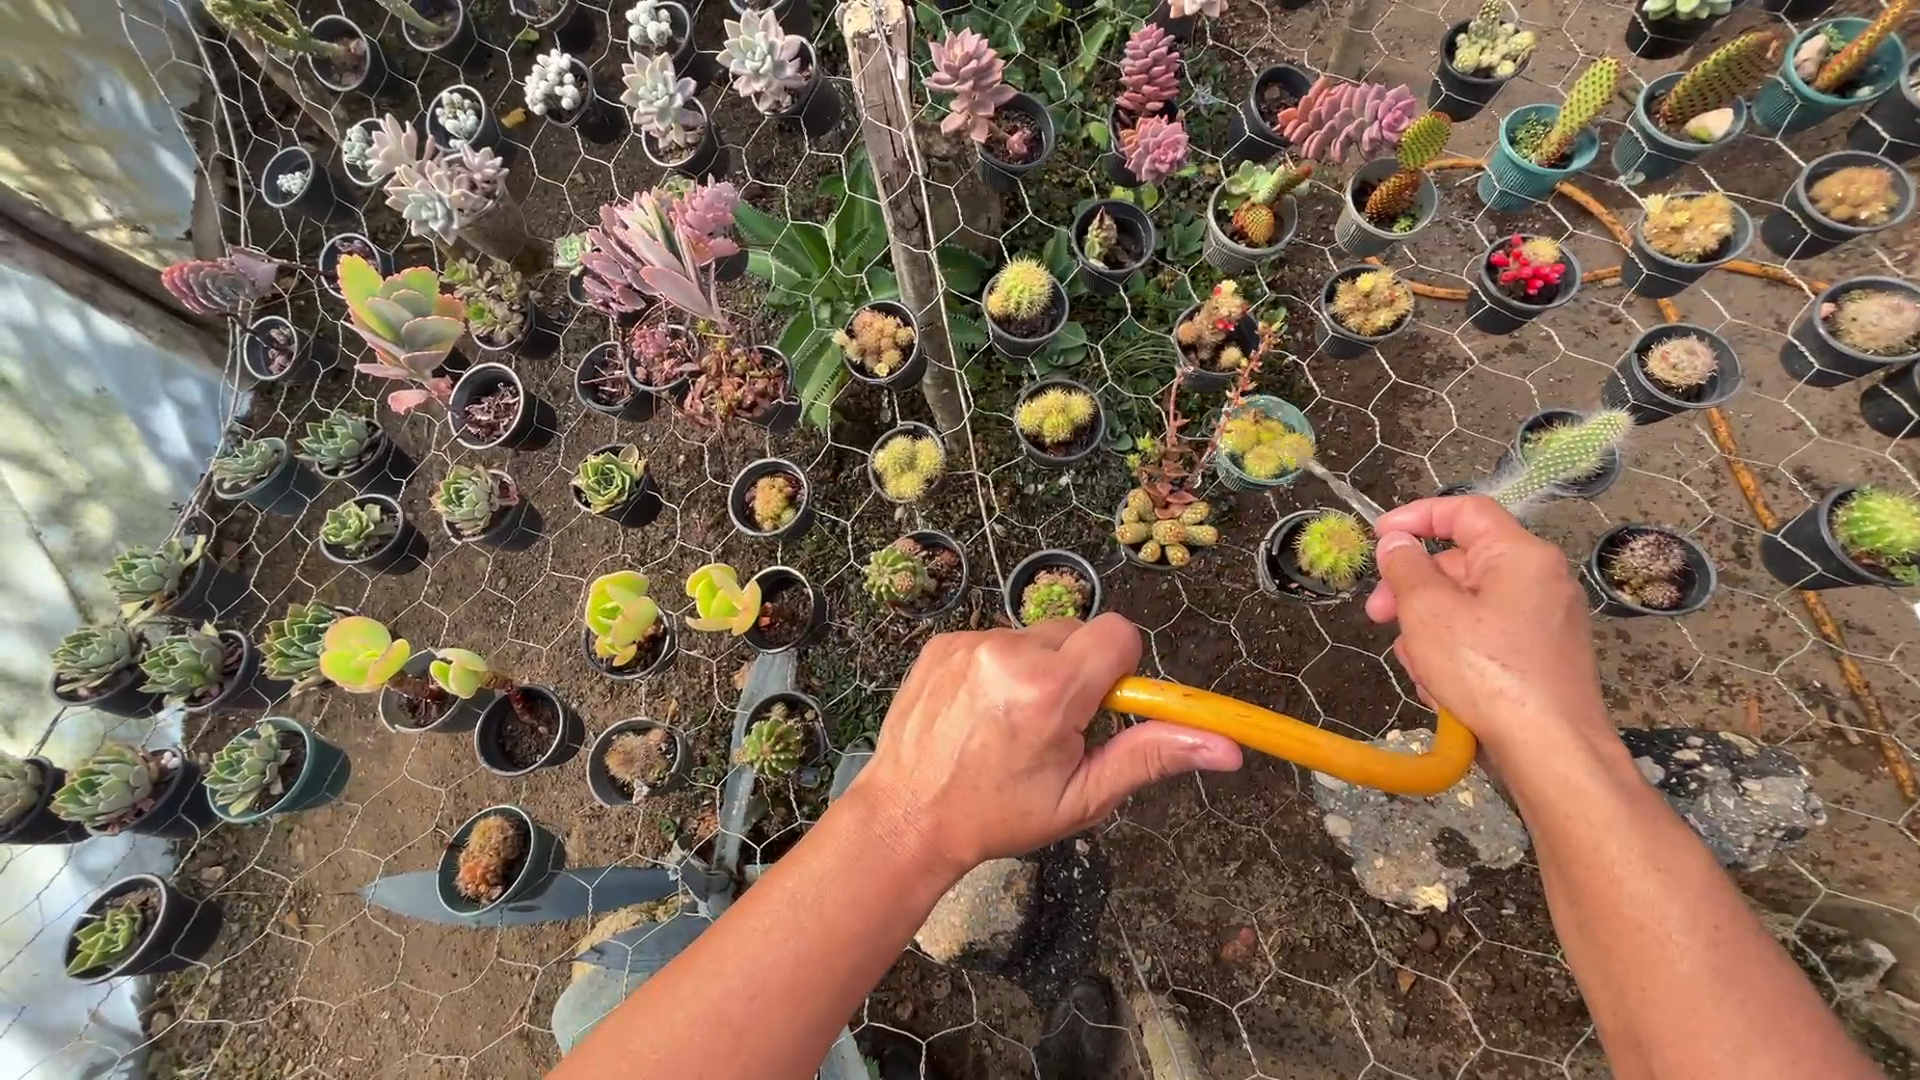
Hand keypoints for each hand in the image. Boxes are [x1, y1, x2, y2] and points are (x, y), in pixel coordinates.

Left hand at [848, 614, 1242, 880]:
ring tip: (1010, 719)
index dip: (1121, 665)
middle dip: (1078, 670)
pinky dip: (998, 666)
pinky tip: (979, 709)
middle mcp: (1007, 652)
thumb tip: (1225, 746)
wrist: (907, 816)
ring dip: (1036, 669)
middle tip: (1053, 722)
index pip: (1118, 632)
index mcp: (1049, 692)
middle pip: (1076, 631)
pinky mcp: (942, 642)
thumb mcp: (1081, 798)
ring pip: (1034, 636)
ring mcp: (968, 642)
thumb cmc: (997, 816)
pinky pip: (994, 639)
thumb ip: (1152, 757)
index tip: (1101, 703)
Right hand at [1364, 496, 1614, 765]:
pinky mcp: (1539, 656)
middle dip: (1410, 588)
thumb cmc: (1485, 669)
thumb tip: (1397, 542)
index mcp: (1519, 556)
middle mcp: (1539, 580)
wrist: (1550, 749)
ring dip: (1426, 628)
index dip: (1416, 515)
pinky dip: (1452, 651)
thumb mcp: (1427, 611)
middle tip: (1376, 615)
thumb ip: (1405, 567)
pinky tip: (1439, 685)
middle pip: (1459, 563)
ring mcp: (1542, 620)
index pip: (1465, 511)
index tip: (1378, 536)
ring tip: (1416, 665)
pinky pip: (1481, 636)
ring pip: (1464, 605)